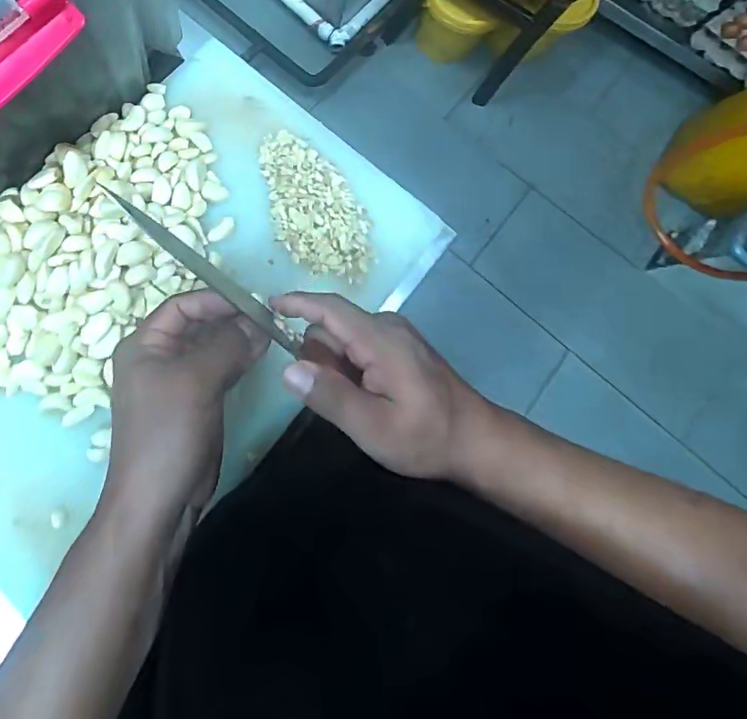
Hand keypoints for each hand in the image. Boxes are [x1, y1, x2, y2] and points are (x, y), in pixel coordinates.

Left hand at [102, 290, 268, 520]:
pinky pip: (217, 371)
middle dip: (230, 319)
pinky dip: (237, 361)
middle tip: (268, 319)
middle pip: (197, 325)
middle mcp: (157, 358)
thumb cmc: (167, 433)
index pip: (181, 305)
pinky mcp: (194, 404)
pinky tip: (259, 356)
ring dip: (237, 339)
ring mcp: (176, 383)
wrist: (157, 503)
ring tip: (270, 334)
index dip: (214, 300)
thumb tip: (257, 322)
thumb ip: (227, 345)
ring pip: (210, 348)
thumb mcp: (196, 380)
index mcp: (143, 344)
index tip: (252, 302)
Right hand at [272, 292, 489, 481]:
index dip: (297, 304)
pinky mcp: (401, 347)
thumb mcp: (374, 428)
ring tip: (361, 405)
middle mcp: (387, 326)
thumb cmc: (427, 438)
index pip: (330, 309)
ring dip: (338, 368)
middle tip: (343, 403)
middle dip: (321, 361)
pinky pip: (360, 346)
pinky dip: (352, 368)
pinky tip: (369, 398)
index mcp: (380, 339)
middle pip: (331, 328)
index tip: (268, 305)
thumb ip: (330, 396)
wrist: (478, 442)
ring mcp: (396, 335)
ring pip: (344, 339)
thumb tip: (288, 369)